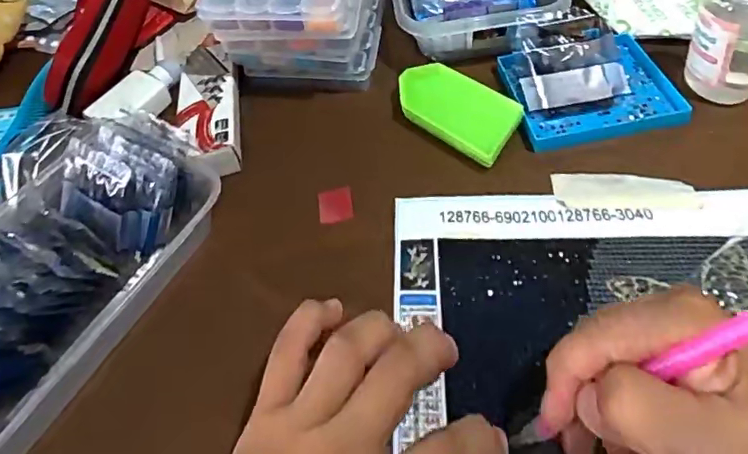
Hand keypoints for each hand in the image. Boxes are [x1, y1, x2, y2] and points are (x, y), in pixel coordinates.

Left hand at [236, 299, 506, 453]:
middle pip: (393, 379)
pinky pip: (285, 354)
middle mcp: (338, 448)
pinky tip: (332, 307)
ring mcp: (293, 427)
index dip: (473, 439)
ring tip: (398, 328)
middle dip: (428, 350)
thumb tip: (471, 450)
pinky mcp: (259, 417)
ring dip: (377, 329)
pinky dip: (308, 321)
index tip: (488, 430)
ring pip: (344, 352)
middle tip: (446, 344)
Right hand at [537, 286, 747, 453]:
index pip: (593, 335)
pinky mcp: (682, 364)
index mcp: (679, 314)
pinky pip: (631, 381)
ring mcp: (677, 338)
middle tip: (582, 449)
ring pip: (608, 367)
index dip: (564, 383)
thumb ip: (638, 406)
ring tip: (613, 449)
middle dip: (585, 399)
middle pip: (597, 348)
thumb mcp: (708, 441)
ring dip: (603, 412)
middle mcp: (672, 313)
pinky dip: (624, 417)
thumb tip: (585, 395)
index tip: (555, 434)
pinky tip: (637, 442)